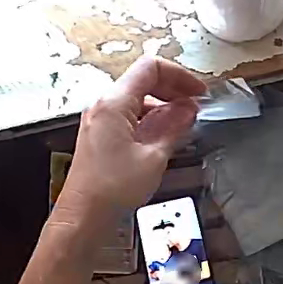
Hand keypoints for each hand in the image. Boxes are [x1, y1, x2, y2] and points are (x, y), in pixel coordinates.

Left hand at [56, 57, 206, 226]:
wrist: (83, 215)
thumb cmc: (111, 189)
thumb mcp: (154, 156)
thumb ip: (174, 127)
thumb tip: (189, 110)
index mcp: (114, 103)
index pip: (150, 68)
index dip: (180, 75)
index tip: (198, 91)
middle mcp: (103, 105)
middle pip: (143, 80)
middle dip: (173, 89)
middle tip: (196, 105)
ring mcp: (100, 119)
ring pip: (137, 98)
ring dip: (163, 105)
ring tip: (185, 122)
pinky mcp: (100, 135)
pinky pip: (129, 115)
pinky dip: (150, 119)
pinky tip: (166, 135)